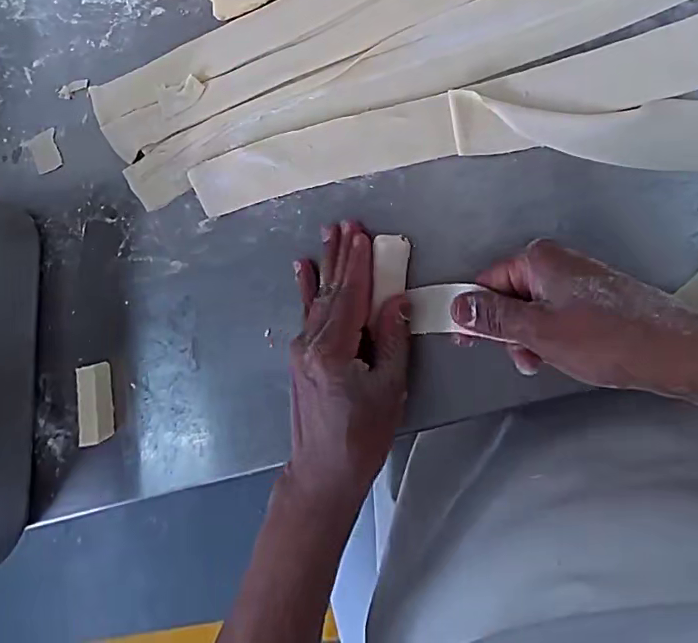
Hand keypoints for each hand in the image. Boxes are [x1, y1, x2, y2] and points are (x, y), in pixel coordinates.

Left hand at [282, 221, 410, 508]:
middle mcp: (310, 342)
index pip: (352, 296)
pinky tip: (304, 268)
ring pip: (319, 297)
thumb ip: (392, 340)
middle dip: (342, 255)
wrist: (321, 474)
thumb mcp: (389, 389)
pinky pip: (307, 313)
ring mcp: (301, 347)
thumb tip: (397, 300)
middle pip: (333, 290)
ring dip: (328, 264)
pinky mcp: (299, 355)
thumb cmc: (362, 436)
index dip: (360, 263)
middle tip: (347, 223)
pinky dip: (307, 288)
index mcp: (333, 350)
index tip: (363, 234)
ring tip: (329, 233)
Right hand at [451, 239, 697, 387]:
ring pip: (535, 308)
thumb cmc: (610, 339)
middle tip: (522, 356)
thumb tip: (461, 306)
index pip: (488, 281)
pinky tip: (569, 355)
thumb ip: (494, 318)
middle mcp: (558, 261)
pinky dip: (554, 336)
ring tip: (549, 360)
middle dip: (509, 330)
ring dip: (532, 337)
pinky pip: (557, 313)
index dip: (474, 311)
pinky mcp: (594, 297)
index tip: (464, 338)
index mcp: (539, 259)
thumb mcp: (539, 333)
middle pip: (510, 294)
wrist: (672, 352)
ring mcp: (578, 278)